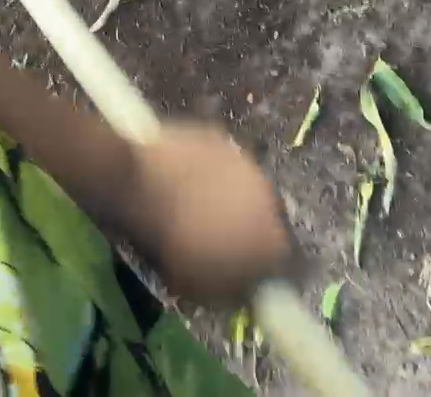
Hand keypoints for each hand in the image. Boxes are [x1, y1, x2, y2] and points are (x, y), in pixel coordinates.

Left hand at [118, 123, 296, 305]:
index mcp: (276, 241)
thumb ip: (235, 293)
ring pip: (249, 188)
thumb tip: (246, 289)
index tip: (255, 278)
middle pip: (272, 222)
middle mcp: (272, 198)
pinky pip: (223, 162)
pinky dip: (212, 171)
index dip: (273, 275)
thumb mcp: (203, 290)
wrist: (137, 182)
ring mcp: (246, 162)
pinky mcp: (219, 137)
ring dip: (235, 199)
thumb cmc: (168, 243)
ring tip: (202, 205)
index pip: (293, 268)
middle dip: (255, 232)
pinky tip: (188, 178)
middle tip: (225, 239)